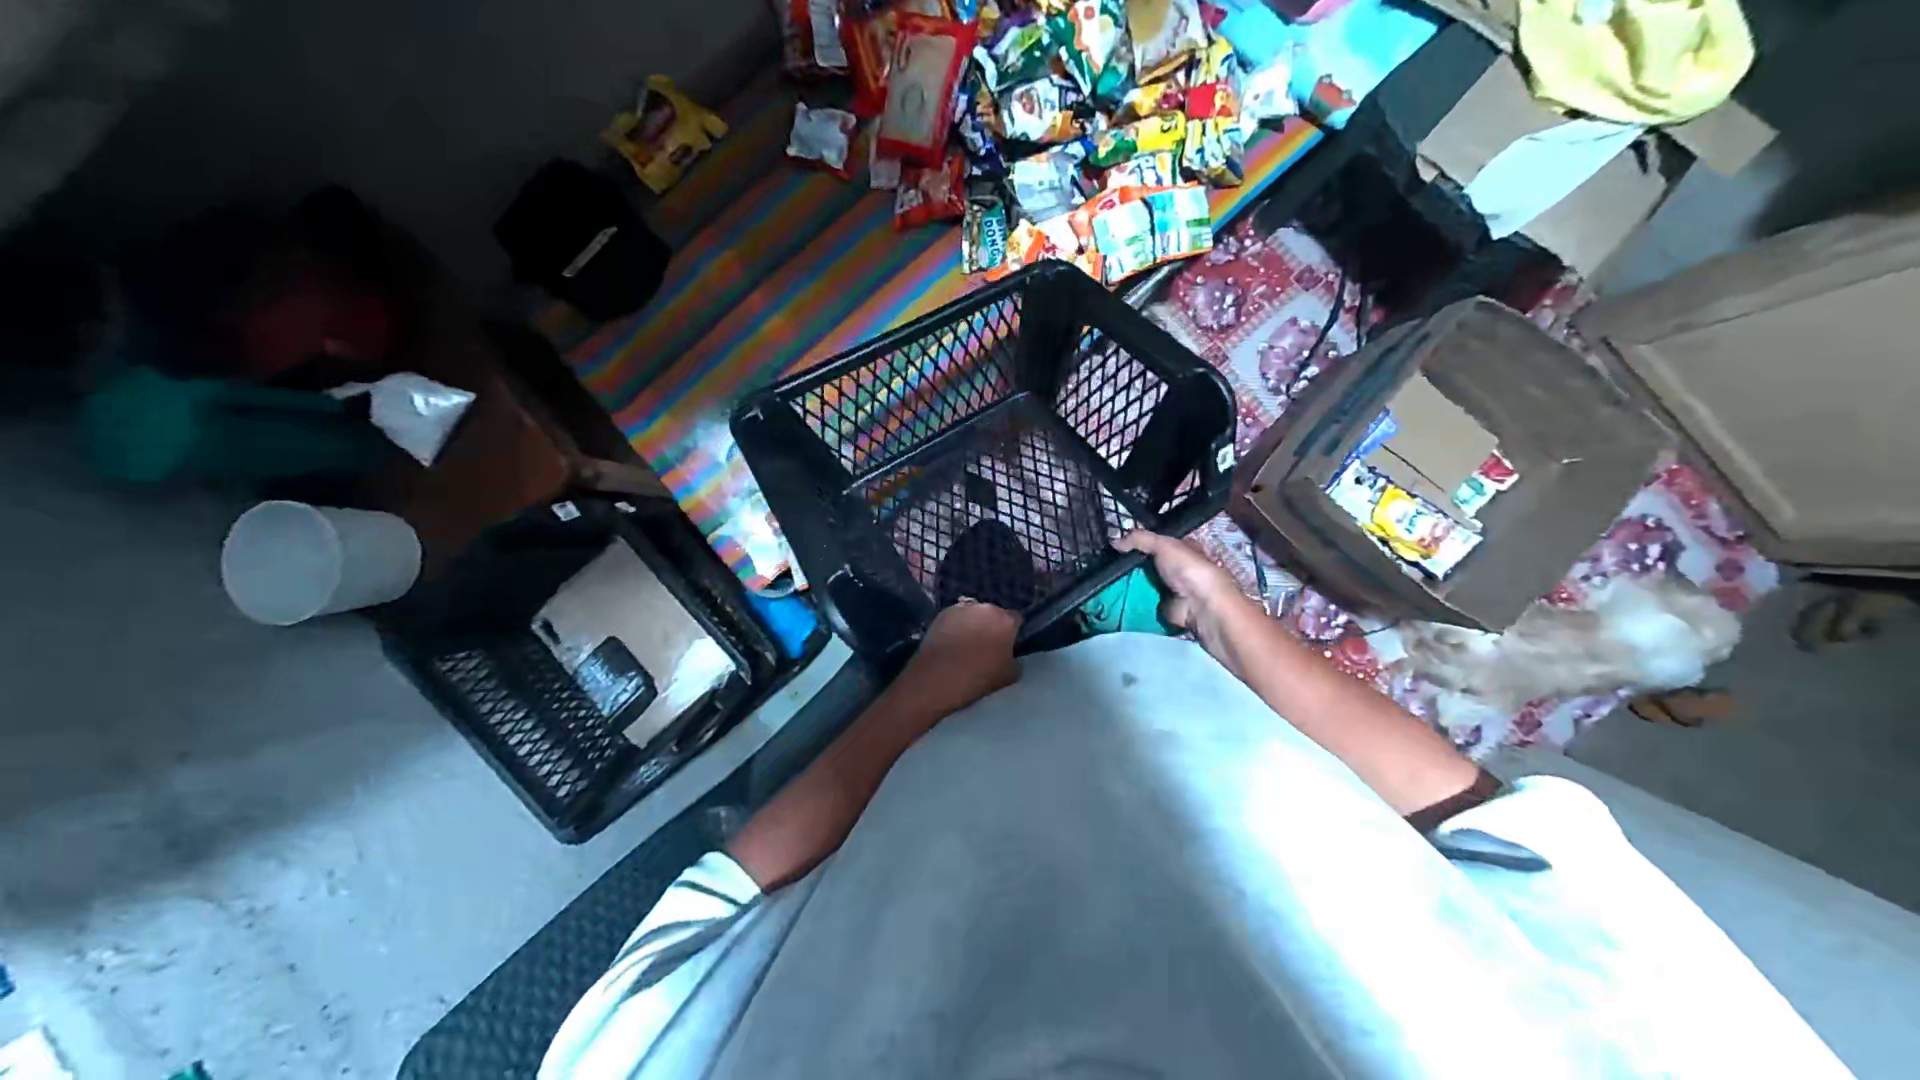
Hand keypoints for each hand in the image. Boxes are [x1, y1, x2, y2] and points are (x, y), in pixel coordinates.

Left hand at [895, 600, 1021, 719]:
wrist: (938, 678)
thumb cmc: (979, 677)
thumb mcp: (1009, 676)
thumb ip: (1016, 661)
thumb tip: (1011, 657)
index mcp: (1006, 620)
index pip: (1016, 619)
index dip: (1013, 631)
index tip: (1008, 644)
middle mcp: (985, 608)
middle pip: (994, 613)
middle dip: (992, 625)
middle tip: (986, 644)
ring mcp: (962, 608)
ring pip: (973, 613)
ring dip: (973, 623)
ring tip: (966, 642)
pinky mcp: (942, 613)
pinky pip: (955, 617)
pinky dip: (955, 625)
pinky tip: (950, 640)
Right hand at [1114, 530, 1246, 636]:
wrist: (1199, 603)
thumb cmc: (1187, 567)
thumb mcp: (1162, 544)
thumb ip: (1138, 539)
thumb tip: (1113, 541)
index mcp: (1181, 548)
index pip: (1156, 542)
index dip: (1138, 542)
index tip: (1116, 544)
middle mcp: (1176, 567)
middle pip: (1147, 562)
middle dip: (1130, 563)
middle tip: (1107, 562)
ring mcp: (1169, 587)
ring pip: (1143, 580)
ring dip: (1127, 581)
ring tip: (1106, 577)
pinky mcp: (1162, 605)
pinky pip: (1143, 599)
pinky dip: (1130, 598)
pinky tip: (1113, 594)